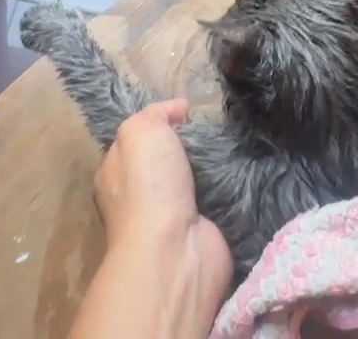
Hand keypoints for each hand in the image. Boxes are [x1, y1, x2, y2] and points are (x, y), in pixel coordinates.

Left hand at [72, 100, 231, 338]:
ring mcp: (169, 218)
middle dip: (189, 145)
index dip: (158, 124)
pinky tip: (242, 171)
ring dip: (212, 166)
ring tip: (233, 145)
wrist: (174, 249)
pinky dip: (228, 187)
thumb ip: (155, 113)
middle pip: (167, 161)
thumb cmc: (148, 185)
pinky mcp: (199, 232)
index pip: (135, 142)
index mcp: (114, 174)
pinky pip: (216, 200)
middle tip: (214, 129)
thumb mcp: (140, 131)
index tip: (187, 113)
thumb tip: (178, 109)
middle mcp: (137, 198)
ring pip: (194, 180)